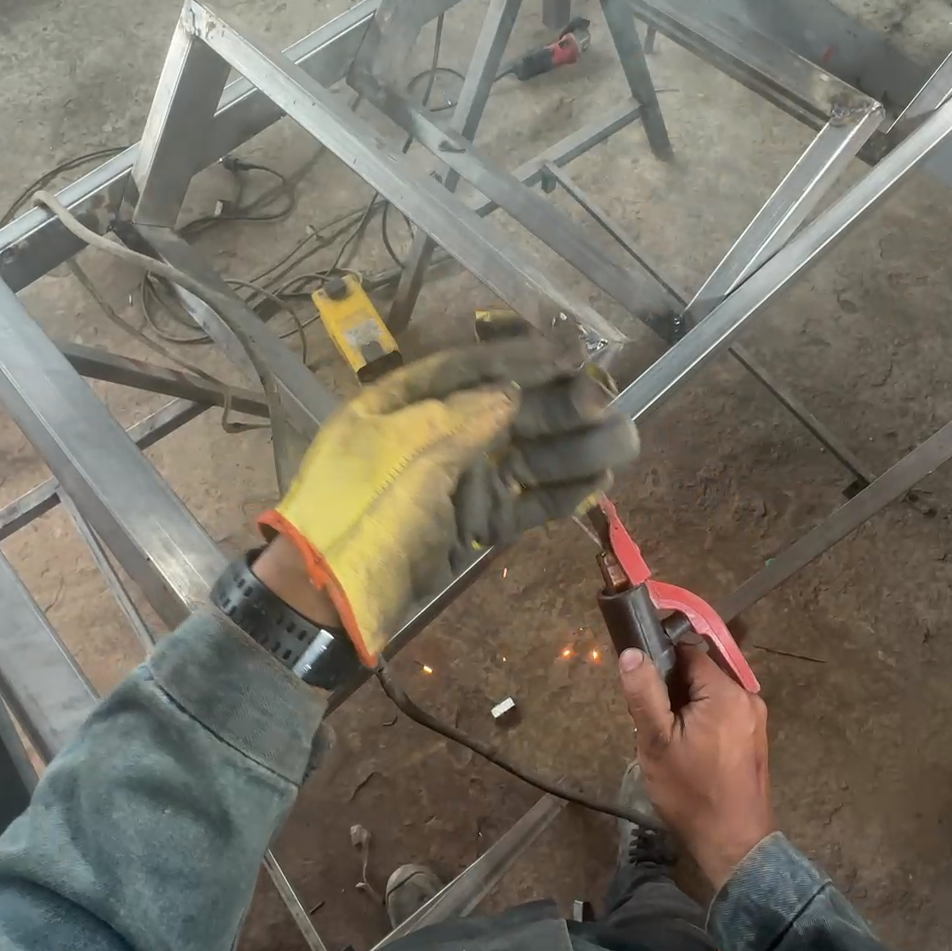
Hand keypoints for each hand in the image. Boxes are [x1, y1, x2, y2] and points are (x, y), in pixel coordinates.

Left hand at [261, 342, 637, 662]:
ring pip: (523, 458)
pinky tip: (598, 484)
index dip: (519, 357)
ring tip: (623, 440)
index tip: (570, 352)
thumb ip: (461, 417)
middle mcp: (434, 436)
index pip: (468, 368)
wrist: (328, 598)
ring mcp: (456, 482)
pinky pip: (523, 504)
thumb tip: (511, 393)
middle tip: (603, 401)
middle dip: (556, 404)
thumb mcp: (404, 450)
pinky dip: (558, 496)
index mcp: (402, 404)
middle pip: (505, 411)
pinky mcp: (473, 524)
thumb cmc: (359, 511)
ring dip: (571, 449)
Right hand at [618, 638, 772, 889]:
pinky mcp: (754, 738)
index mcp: (725, 692)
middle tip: (653, 723)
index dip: (660, 665)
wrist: (734, 845)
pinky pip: (722, 713)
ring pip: (709, 694)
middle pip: (699, 673)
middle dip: (673, 690)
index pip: (687, 652)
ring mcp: (755, 719)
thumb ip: (644, 693)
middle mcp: (747, 697)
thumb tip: (631, 652)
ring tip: (669, 739)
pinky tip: (689, 749)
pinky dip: (702, 720)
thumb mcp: (656, 741)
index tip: (644, 691)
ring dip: (686, 707)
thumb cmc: (691, 791)